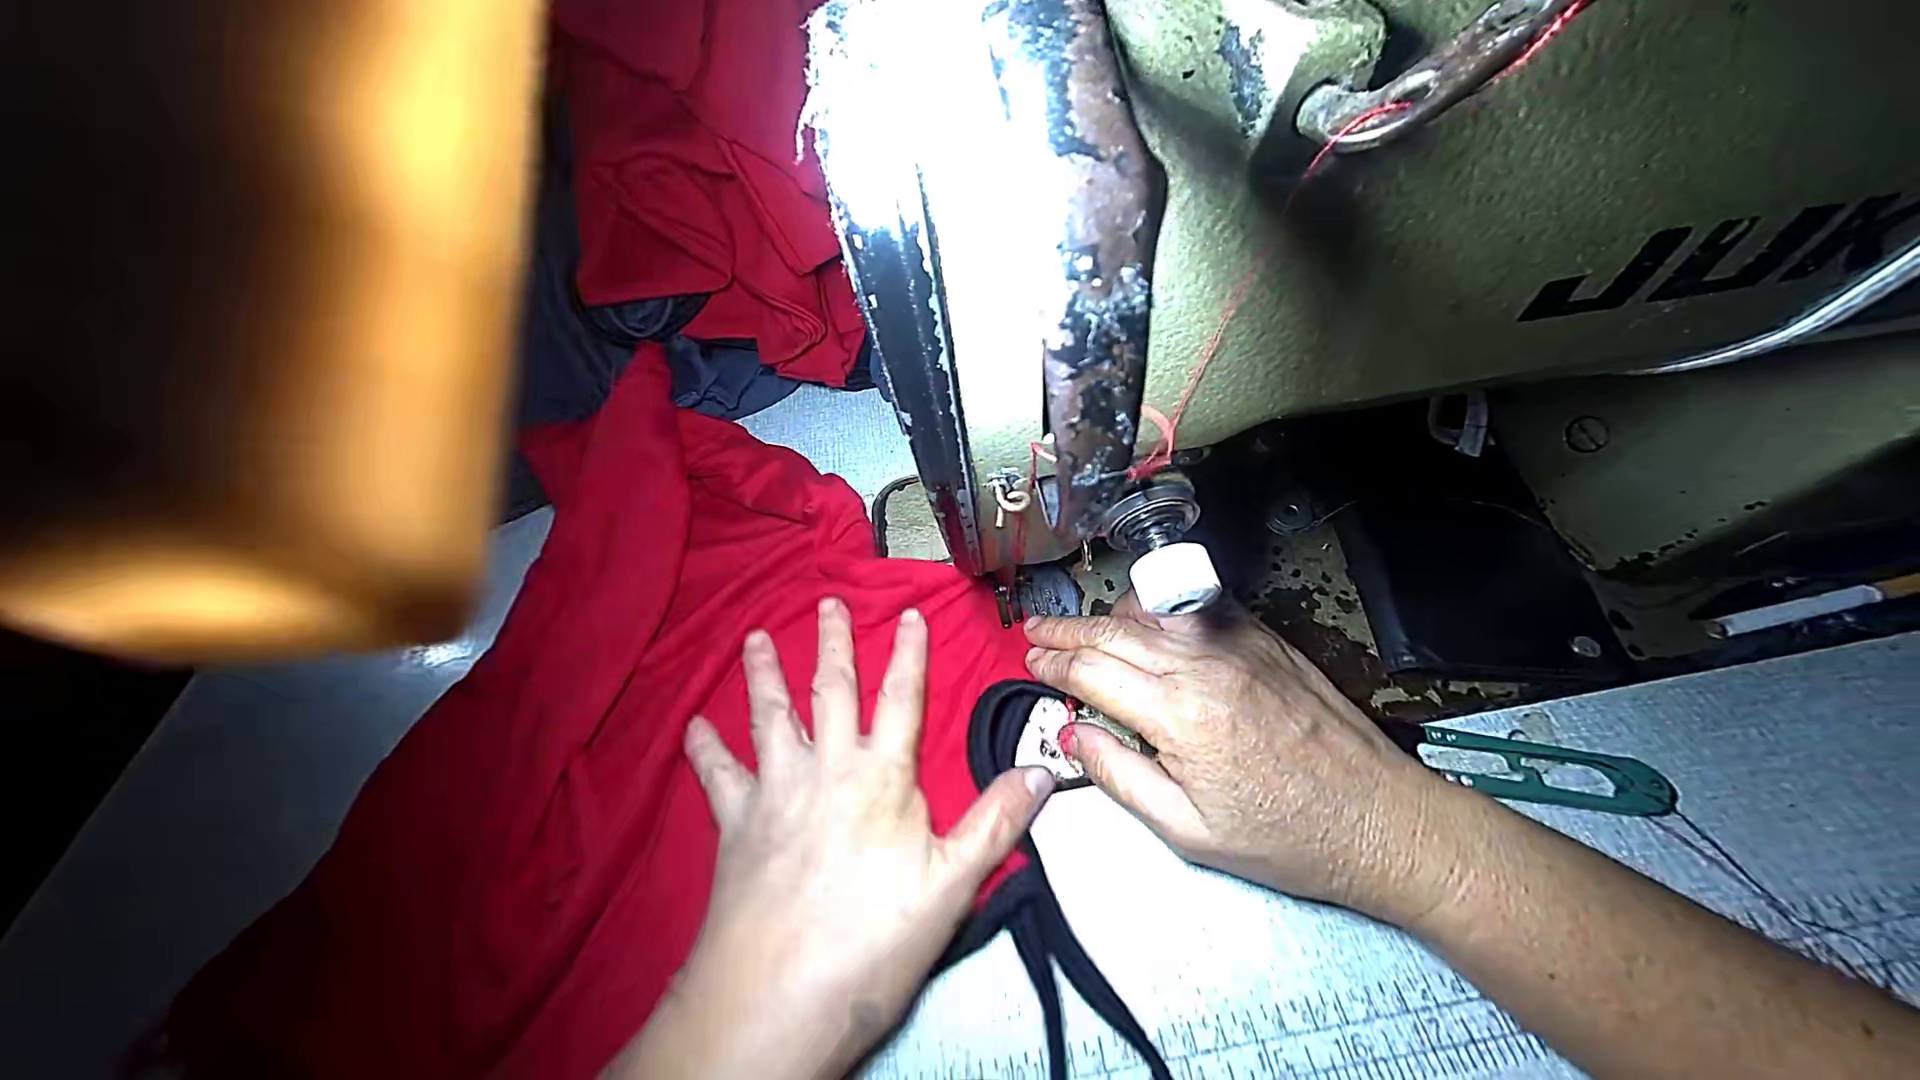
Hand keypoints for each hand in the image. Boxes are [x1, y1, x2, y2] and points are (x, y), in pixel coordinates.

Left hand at [611, 599, 1055, 1079]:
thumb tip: (1042, 772)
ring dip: (764, 675)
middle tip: (828, 603)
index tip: (909, 613)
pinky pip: (717, 775)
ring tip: (754, 638)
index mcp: (880, 778)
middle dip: (833, 643)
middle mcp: (826, 768)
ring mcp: (776, 790)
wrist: (775, 1000)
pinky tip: (692, 728)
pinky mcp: (736, 823)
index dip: (909, 653)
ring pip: (770, 717)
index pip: (901, 699)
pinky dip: (704, 749)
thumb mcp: (951, 885)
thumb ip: (996, 822)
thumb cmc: (870, 942)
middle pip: (832, 691)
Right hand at [1023, 593, 1457, 925]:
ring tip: (1079, 628)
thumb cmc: (1285, 837)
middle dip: (1064, 631)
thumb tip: (1073, 735)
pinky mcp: (1262, 638)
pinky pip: (1192, 608)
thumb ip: (1119, 775)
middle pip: (1111, 632)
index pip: (1093, 672)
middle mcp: (1203, 666)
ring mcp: (1235, 645)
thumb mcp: (1188, 831)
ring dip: (1104, 615)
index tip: (1031, 663)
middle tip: (1035, 633)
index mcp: (1180, 715)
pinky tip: (1142, 621)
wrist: (1381, 821)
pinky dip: (1154, 609)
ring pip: (1148, 612)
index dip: (1053, 665)